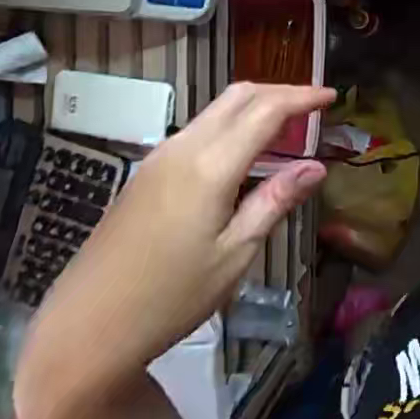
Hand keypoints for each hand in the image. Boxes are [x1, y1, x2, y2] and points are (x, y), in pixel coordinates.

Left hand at [17, 84, 335, 418]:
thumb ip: (275, 201)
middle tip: (314, 107)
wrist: (86, 326)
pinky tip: (246, 155)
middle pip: (237, 96)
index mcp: (209, 166)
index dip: (302, 98)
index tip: (333, 96)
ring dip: (254, 108)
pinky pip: (198, 131)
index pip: (265, 110)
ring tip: (288, 129)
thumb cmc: (171, 297)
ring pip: (215, 111)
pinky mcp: (147, 173)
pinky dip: (231, 127)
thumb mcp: (235, 253)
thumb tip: (316, 167)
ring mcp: (159, 158)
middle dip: (279, 92)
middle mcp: (182, 148)